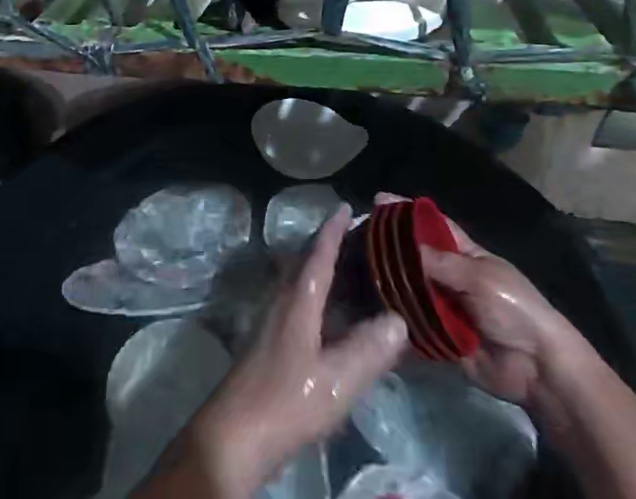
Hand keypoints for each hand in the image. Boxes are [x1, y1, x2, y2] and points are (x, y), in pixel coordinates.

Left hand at [181, 205, 408, 491]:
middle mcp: (281, 301)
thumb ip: (369, 349)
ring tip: (355, 270)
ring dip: (323, 269)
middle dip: (329, 245)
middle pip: (306, 263)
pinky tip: (336, 313)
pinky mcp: (271, 339)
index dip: (332, 230)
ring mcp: (272, 320)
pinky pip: (299, 301)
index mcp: (296, 301)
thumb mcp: (337, 379)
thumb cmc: (288, 400)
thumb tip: (398, 318)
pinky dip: (320, 294)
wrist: (237, 430)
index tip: (346, 206)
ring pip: (300, 282)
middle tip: (362, 237)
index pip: (317, 255)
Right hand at [370, 193, 581, 406]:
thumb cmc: (516, 310)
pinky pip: (408, 323)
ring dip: (384, 283)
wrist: (539, 371)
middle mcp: (450, 277)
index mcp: (466, 255)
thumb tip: (395, 244)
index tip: (376, 200)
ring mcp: (442, 307)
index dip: (405, 213)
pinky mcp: (437, 335)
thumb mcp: (479, 277)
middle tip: (353, 239)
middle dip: (386, 249)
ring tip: (352, 272)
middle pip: (412, 257)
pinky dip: (391, 318)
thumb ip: (437, 261)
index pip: (432, 225)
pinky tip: (366, 308)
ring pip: (405, 289)